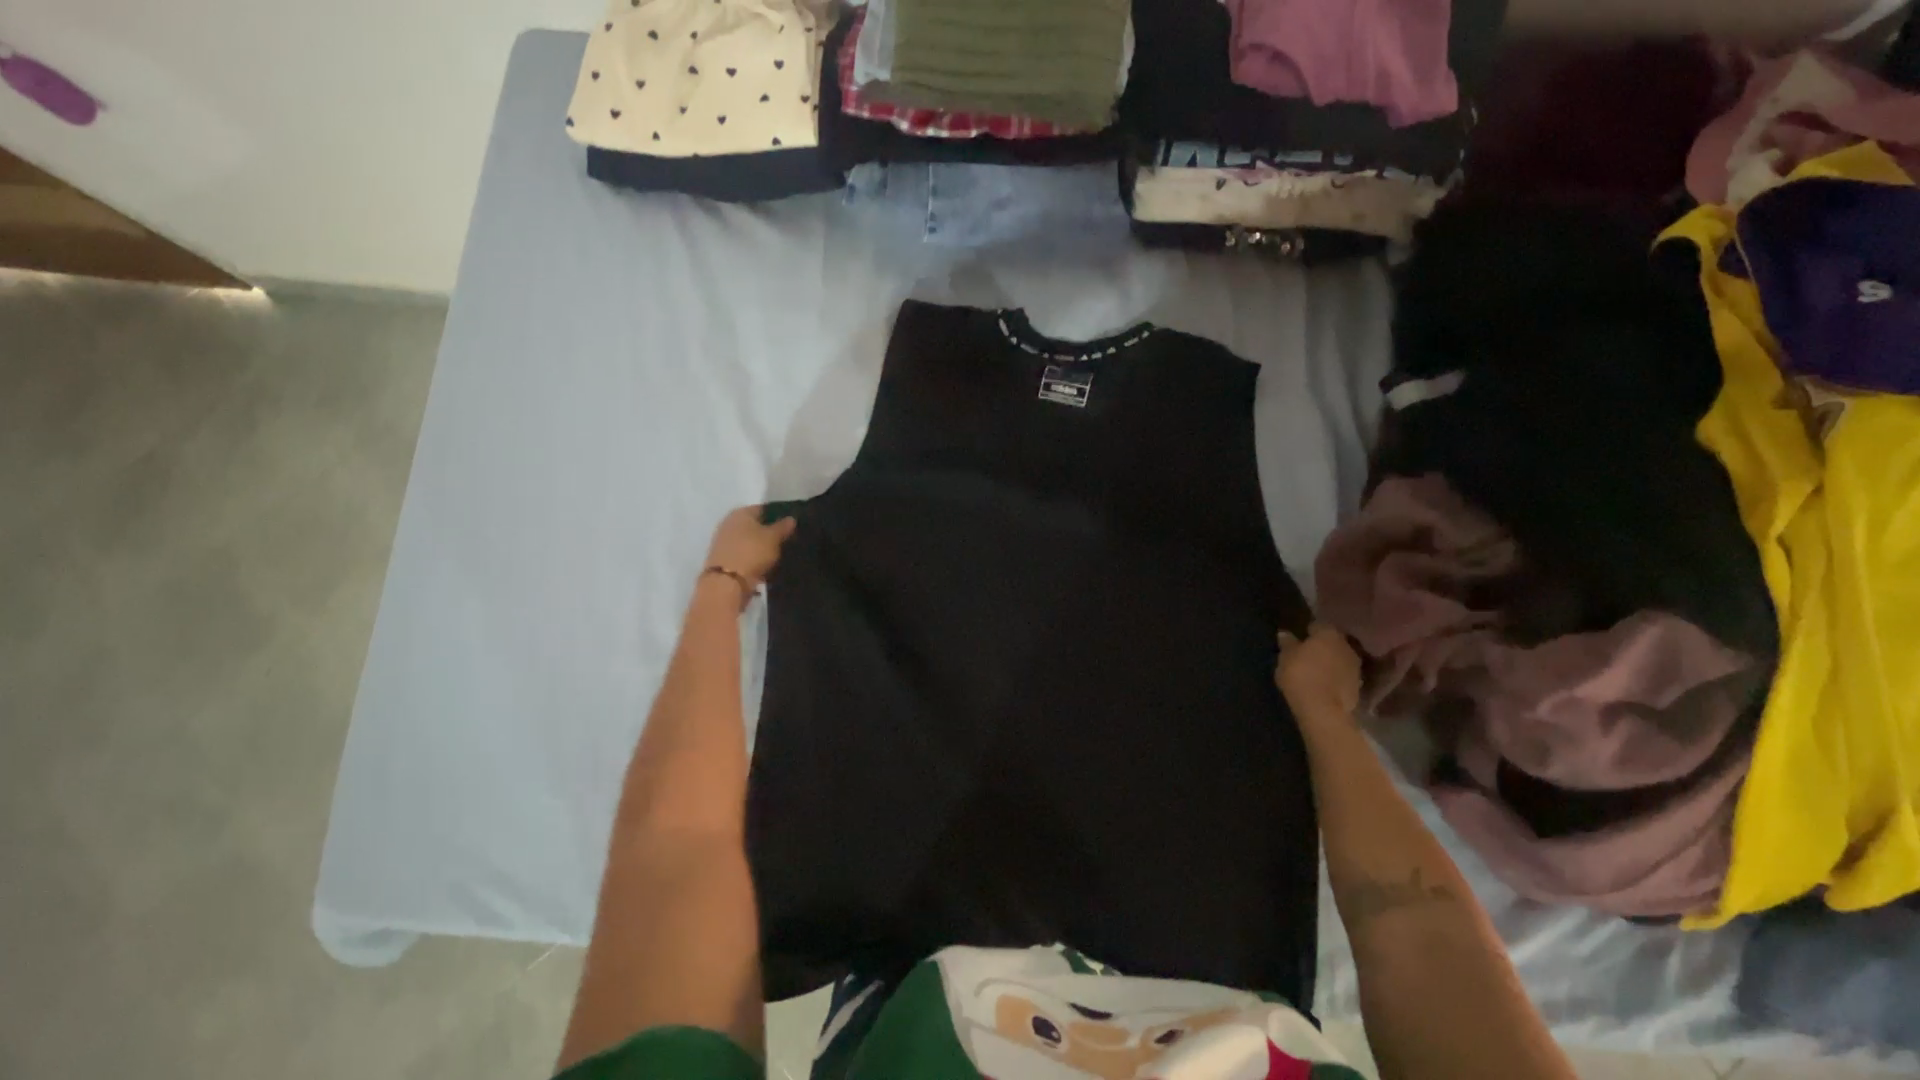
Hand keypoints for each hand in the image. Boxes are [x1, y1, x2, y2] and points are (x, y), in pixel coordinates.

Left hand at [704, 506, 797, 588]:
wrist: (726, 583)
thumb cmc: (752, 552)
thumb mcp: (773, 538)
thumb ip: (783, 527)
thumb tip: (791, 518)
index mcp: (740, 512)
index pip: (764, 509)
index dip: (778, 516)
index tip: (791, 526)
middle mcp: (729, 523)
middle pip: (754, 525)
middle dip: (769, 532)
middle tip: (786, 541)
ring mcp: (723, 542)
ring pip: (749, 541)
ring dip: (761, 547)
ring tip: (778, 556)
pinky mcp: (723, 559)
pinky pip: (744, 555)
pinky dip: (753, 559)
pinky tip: (765, 566)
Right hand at [1276, 622, 1362, 726]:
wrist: (1323, 709)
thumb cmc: (1301, 675)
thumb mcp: (1285, 658)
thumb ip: (1287, 644)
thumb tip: (1285, 634)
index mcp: (1329, 633)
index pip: (1318, 625)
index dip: (1308, 632)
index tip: (1298, 641)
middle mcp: (1347, 645)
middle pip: (1333, 642)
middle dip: (1322, 647)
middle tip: (1307, 657)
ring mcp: (1356, 667)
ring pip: (1340, 659)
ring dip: (1331, 663)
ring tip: (1316, 673)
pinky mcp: (1359, 686)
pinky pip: (1344, 677)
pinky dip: (1336, 679)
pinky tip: (1324, 686)